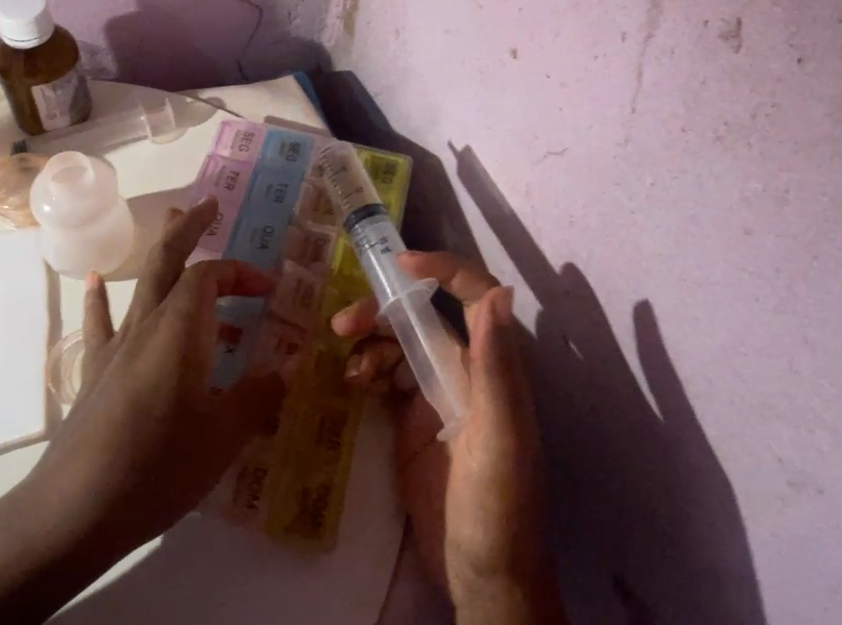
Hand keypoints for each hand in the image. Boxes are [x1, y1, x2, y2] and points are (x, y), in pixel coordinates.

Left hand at [0, 198, 290, 624]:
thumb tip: (293, 366)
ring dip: (158, 252)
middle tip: (208, 205)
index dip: (241, 272)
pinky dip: (102, 296)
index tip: (268, 289)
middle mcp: (146, 326)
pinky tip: (97, 280)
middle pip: (167, 260)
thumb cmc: (158, 468)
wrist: (75, 509)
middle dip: (189, 229)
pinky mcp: (94, 372)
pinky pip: (100, 321)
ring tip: (168, 223)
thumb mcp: (224, 437)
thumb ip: (260, 396)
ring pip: (138, 283)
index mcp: (182, 331)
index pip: (211, 276)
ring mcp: (115, 347)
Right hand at [332, 252, 564, 623]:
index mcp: (493, 369)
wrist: (483, 577)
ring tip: (345, 363)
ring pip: (400, 346)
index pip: (474, 296)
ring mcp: (438, 398)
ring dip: (370, 342)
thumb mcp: (499, 438)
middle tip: (342, 324)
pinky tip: (351, 384)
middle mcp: (467, 373)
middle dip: (384, 310)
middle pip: (424, 318)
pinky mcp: (413, 425)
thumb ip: (495, 368)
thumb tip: (499, 294)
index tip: (398, 263)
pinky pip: (386, 380)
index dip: (442, 269)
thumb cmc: (497, 507)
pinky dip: (366, 372)